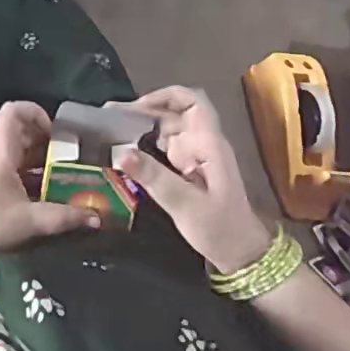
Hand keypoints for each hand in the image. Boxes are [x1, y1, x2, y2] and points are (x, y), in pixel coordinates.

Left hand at [0, 101, 101, 259]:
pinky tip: (49, 188)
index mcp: (2, 150)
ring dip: (42, 156)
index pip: (13, 110)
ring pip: (20, 146)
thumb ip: (64, 217)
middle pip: (23, 129)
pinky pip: (15, 161)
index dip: (36, 112)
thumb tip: (96, 218)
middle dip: (48, 139)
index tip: (56, 134)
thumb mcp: (29, 221)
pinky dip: (33, 169)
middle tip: (71, 156)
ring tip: (66, 172)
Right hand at [112, 86, 271, 272]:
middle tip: (109, 117)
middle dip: (143, 111)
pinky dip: (144, 143)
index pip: (193, 102)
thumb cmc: (219, 228)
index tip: (137, 105)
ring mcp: (194, 155)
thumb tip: (121, 152)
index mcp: (209, 144)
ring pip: (166, 128)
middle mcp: (201, 144)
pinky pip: (163, 147)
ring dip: (141, 125)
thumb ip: (154, 177)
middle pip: (173, 113)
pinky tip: (123, 150)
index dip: (166, 95)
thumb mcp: (185, 205)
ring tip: (109, 129)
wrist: (240, 255)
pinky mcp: (187, 169)